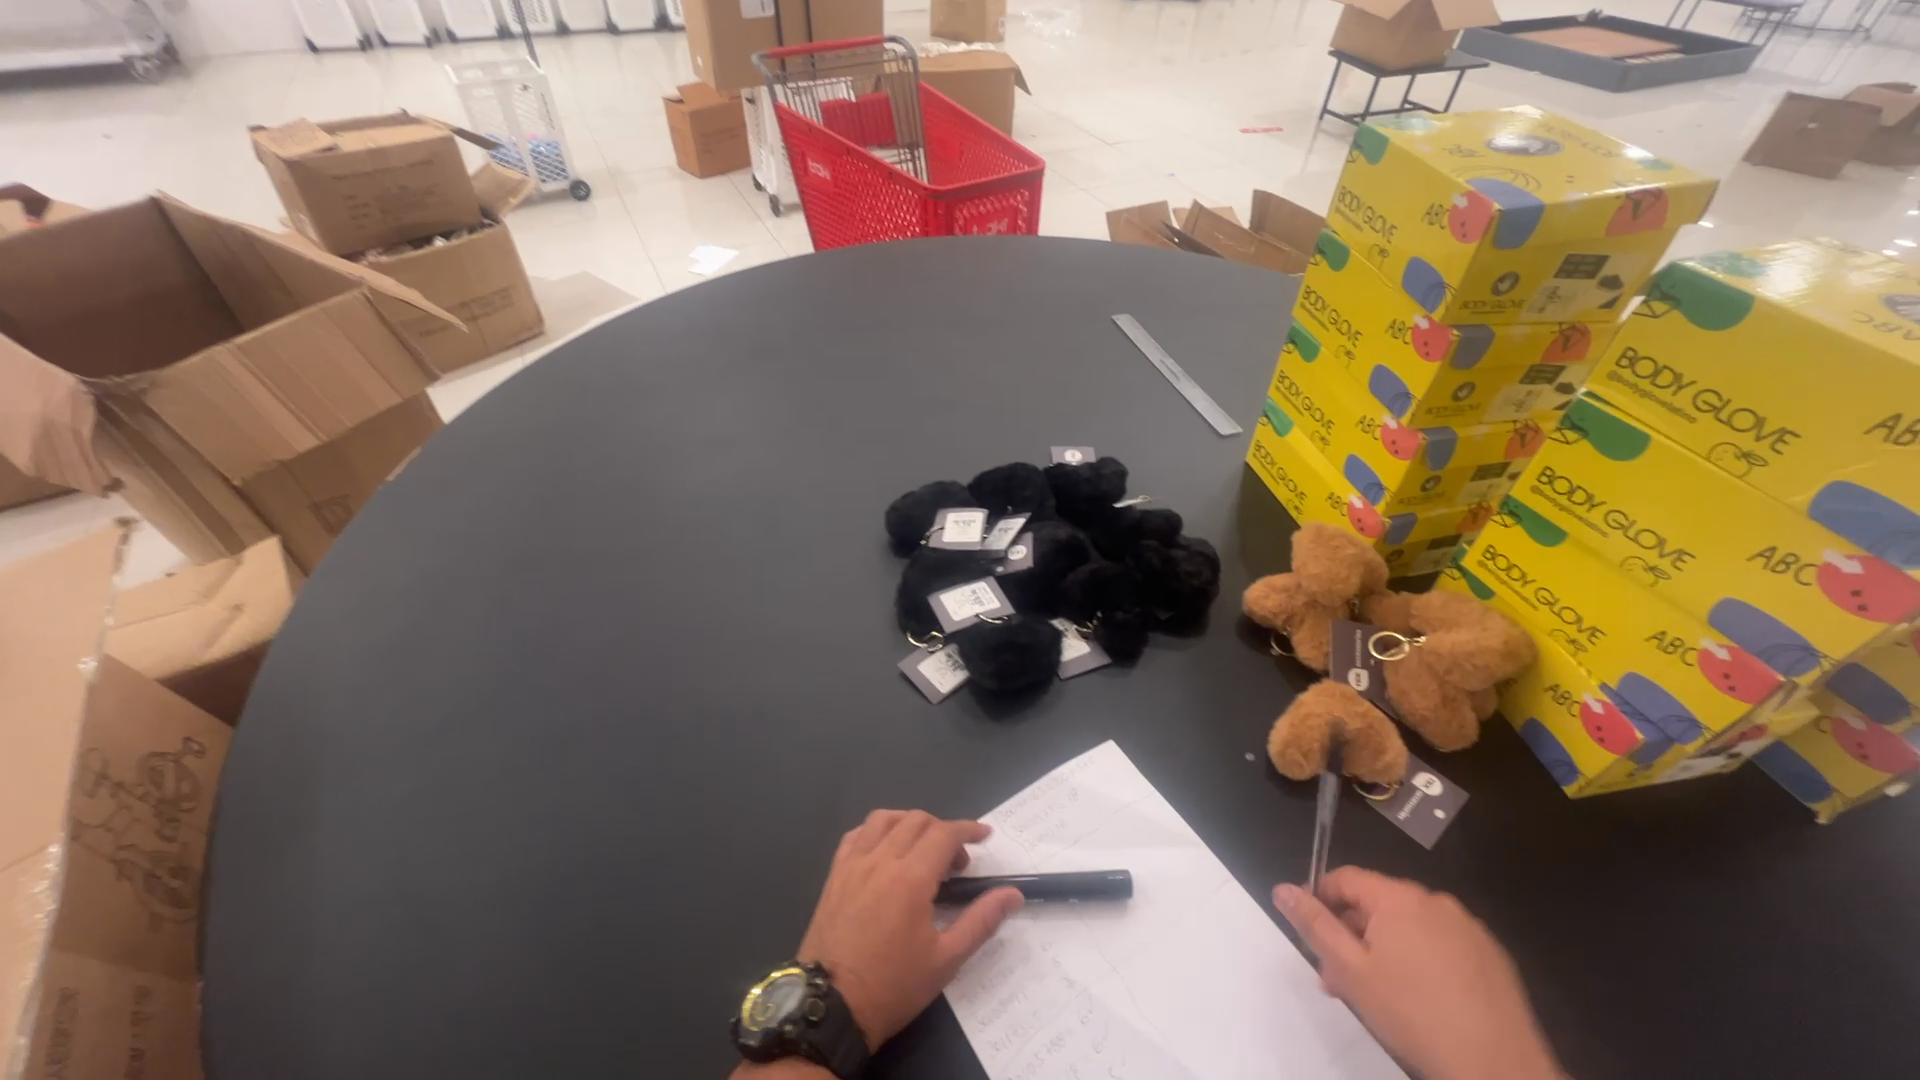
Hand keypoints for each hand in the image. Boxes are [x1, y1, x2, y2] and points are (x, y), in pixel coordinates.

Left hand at [798, 810, 1024, 1050]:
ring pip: (885, 819)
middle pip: (916, 821)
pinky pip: (857, 835)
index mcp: (910, 878)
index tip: (985, 836)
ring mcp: (853, 865)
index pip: (944, 833)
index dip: (968, 829)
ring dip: (910, 824)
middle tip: (955, 864)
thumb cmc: (893, 986)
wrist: (831, 1007)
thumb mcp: (946, 960)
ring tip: (923, 849)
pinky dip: (878, 832)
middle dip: (943, 831)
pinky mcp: (834, 875)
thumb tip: (1014, 894)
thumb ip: (982, 920)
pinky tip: (886, 851)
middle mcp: (880, 861)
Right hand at [1273, 868, 1561, 1079]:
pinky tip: (1418, 999)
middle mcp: (1435, 901)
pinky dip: (1419, 961)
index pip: (1345, 878)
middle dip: (1349, 934)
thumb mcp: (1351, 971)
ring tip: (1373, 993)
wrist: (1498, 1069)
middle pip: (1376, 904)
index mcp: (1399, 898)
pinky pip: (1440, 945)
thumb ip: (1314, 925)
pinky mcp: (1491, 956)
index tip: (1309, 934)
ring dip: (1382, 950)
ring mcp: (1468, 928)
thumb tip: (1282, 888)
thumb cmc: (1413, 1015)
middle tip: (1336, 977)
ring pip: (1408, 927)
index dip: (1319, 899)